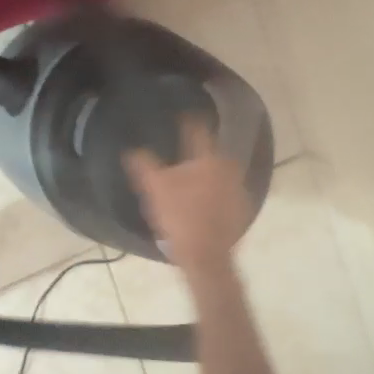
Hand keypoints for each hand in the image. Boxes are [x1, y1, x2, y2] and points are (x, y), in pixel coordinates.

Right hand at [123, 116, 251, 275]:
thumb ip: (142, 165)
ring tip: (195, 177)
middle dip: (202, 150)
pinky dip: (218, 192)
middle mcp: (228, 169)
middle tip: (188, 151)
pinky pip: (228, 192)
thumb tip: (130, 150)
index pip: (199, 130)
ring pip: (223, 173)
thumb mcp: (153, 188)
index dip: (189, 121)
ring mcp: (239, 190)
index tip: (184, 115)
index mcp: (207, 158)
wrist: (206, 257)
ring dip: (211, 172)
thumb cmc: (179, 217)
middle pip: (214, 152)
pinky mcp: (242, 210)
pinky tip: (205, 201)